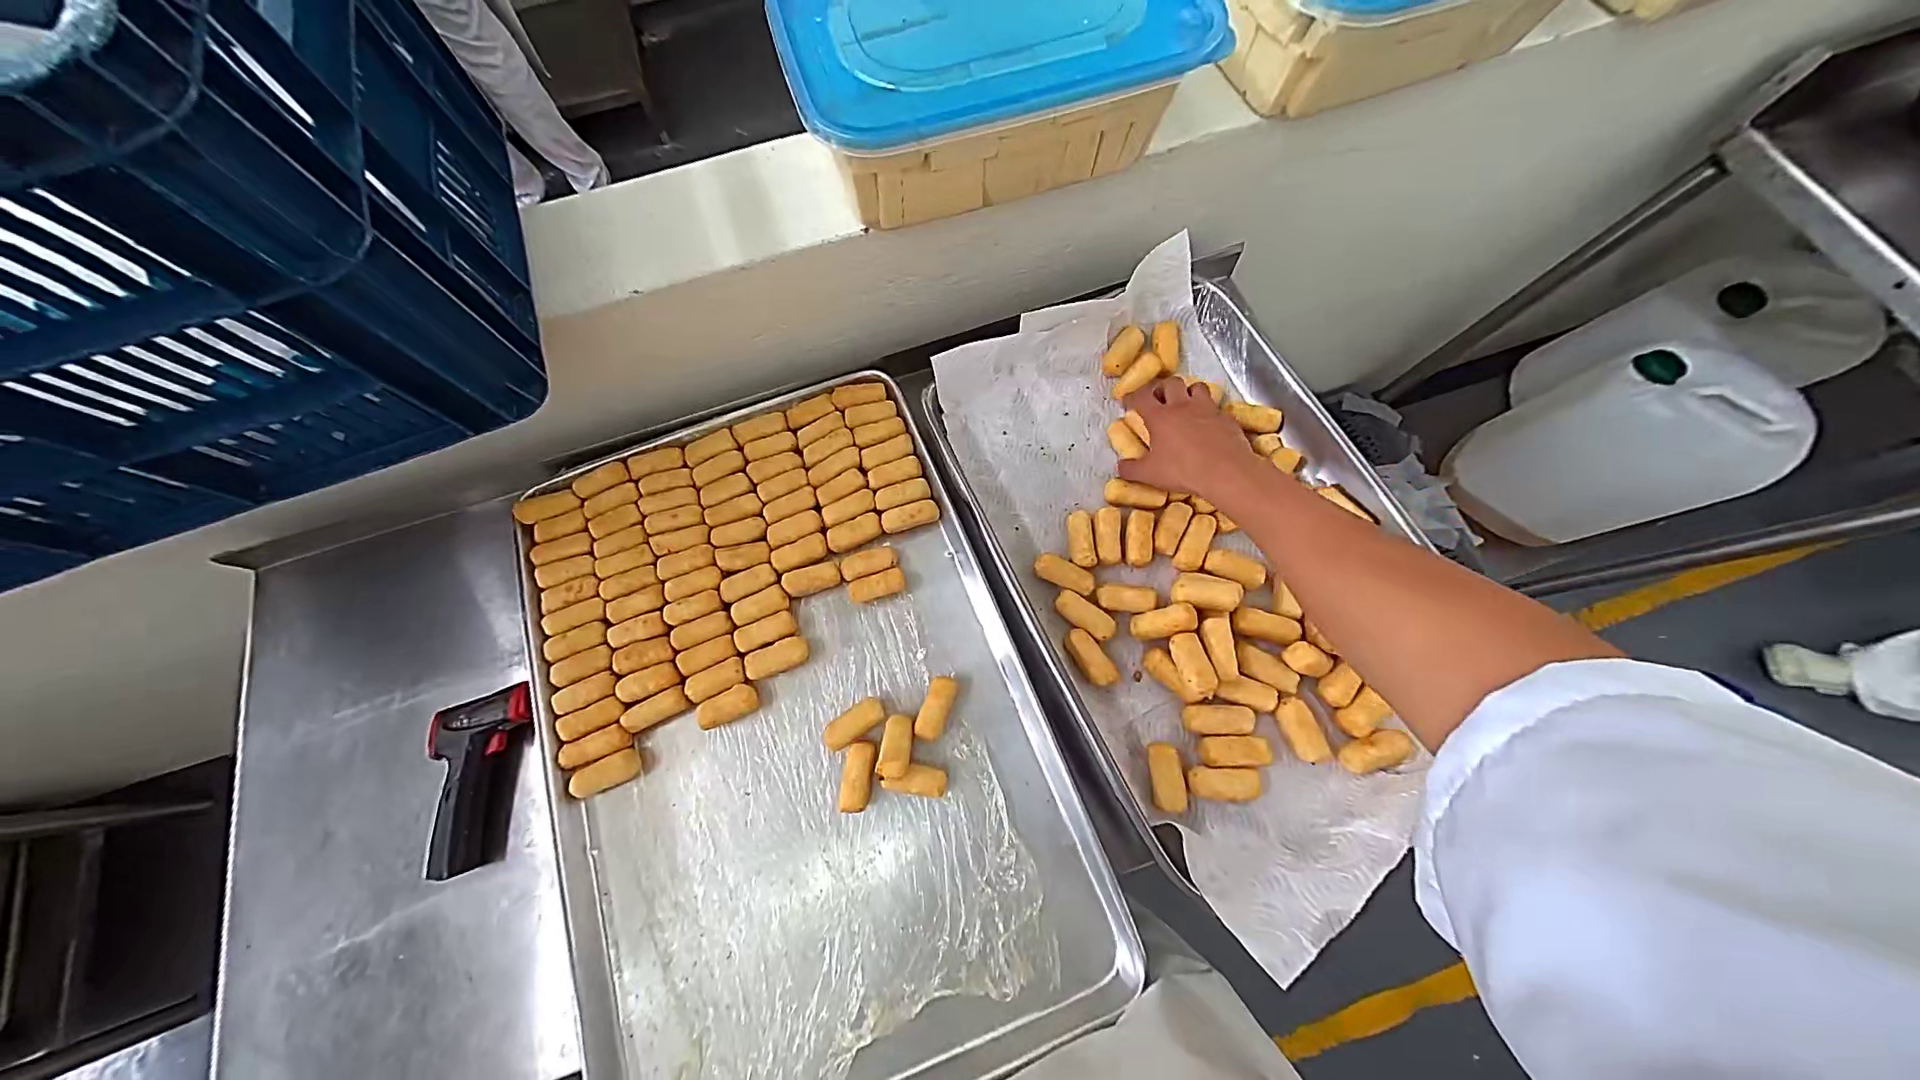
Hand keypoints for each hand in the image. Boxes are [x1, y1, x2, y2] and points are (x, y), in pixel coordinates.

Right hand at [1116, 378, 1267, 503]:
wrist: (1226, 472)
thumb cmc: (1183, 471)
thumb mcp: (1149, 475)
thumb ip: (1131, 469)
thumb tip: (1122, 466)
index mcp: (1159, 417)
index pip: (1141, 396)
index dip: (1133, 396)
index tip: (1129, 402)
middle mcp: (1183, 406)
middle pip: (1171, 383)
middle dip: (1163, 388)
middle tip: (1159, 401)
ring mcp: (1207, 409)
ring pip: (1197, 386)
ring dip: (1189, 392)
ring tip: (1186, 405)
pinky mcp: (1226, 417)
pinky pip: (1215, 406)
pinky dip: (1208, 410)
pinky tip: (1207, 424)